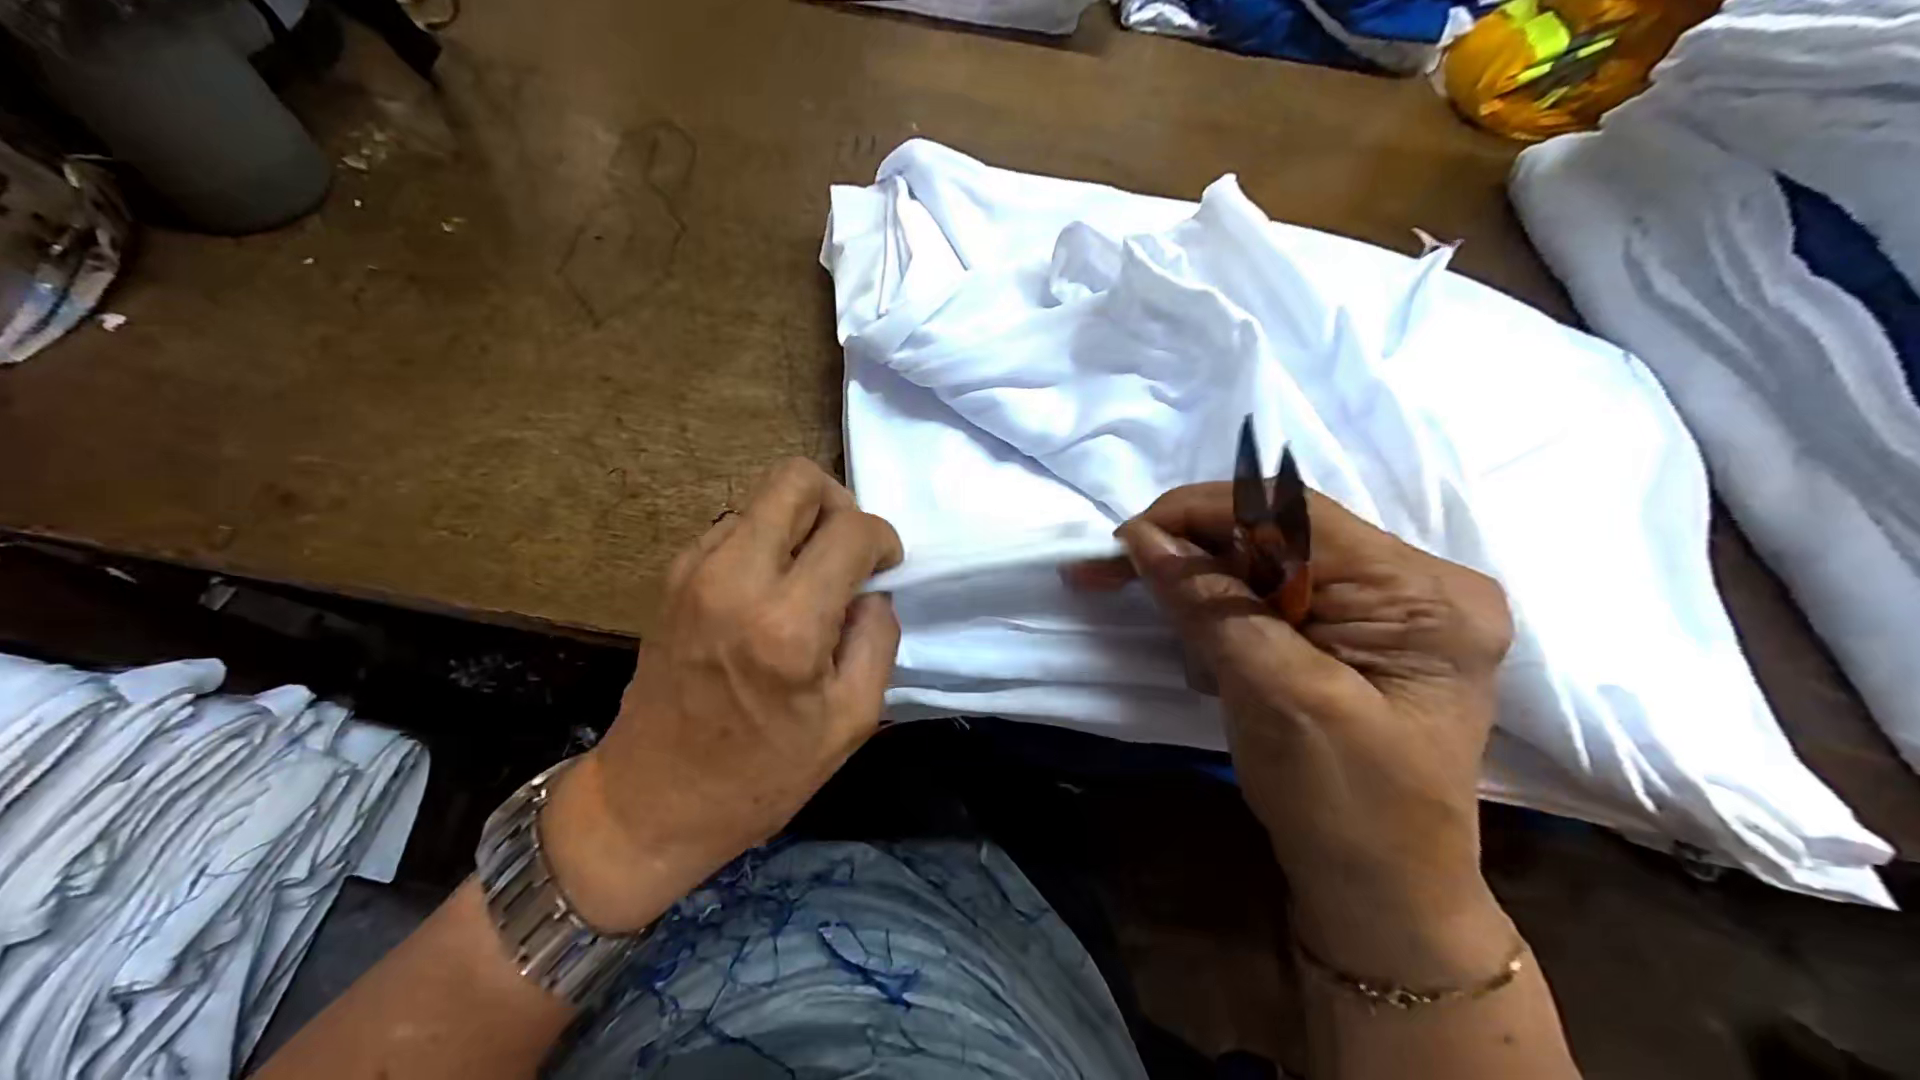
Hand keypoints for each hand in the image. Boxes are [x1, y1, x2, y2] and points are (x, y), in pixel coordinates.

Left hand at [540, 459, 903, 930]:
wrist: (653, 800)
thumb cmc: (763, 775)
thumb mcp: (852, 719)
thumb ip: (877, 637)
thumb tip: (871, 590)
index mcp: (787, 624)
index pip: (853, 530)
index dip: (884, 540)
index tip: (886, 568)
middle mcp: (734, 579)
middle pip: (796, 479)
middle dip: (838, 503)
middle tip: (848, 552)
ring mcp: (694, 571)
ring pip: (764, 497)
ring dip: (800, 522)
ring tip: (810, 576)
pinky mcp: (672, 576)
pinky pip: (735, 526)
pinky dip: (766, 541)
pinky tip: (771, 590)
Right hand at [1079, 484, 1515, 980]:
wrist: (1381, 894)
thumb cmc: (1345, 806)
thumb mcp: (1275, 696)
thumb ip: (1211, 606)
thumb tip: (1141, 537)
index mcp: (1420, 593)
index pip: (1293, 512)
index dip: (1200, 512)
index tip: (1126, 540)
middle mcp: (1414, 583)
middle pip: (1278, 532)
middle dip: (1192, 552)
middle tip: (1112, 572)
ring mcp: (1388, 608)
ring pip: (1266, 562)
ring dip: (1204, 589)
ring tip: (1177, 640)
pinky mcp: (1357, 631)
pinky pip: (1274, 595)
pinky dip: (1224, 614)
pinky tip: (1211, 657)